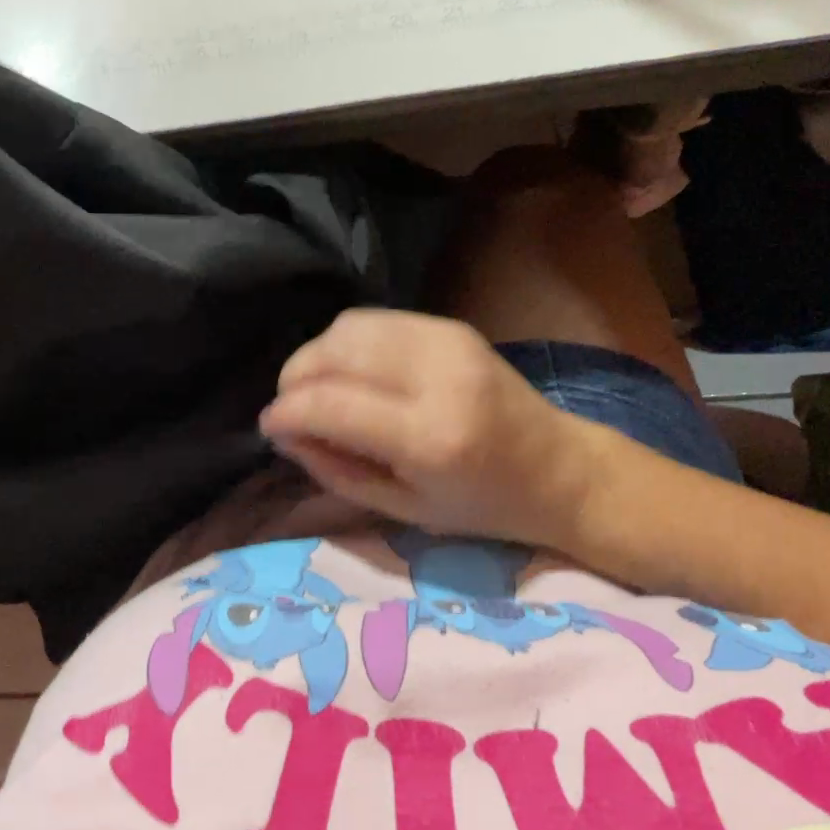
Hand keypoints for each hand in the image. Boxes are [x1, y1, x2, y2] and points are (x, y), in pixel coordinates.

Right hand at [259, 309, 600, 547]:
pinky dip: (343, 344)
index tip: (269, 428)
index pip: (330, 405)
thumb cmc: (481, 505)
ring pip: (345, 328)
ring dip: (315, 357)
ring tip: (316, 390)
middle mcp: (438, 376)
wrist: (560, 469)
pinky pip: (369, 320)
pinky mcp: (447, 326)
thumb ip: (333, 469)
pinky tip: (347, 371)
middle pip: (332, 354)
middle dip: (294, 380)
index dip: (285, 413)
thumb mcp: (401, 508)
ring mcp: (445, 342)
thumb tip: (282, 431)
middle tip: (291, 410)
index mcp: (431, 437)